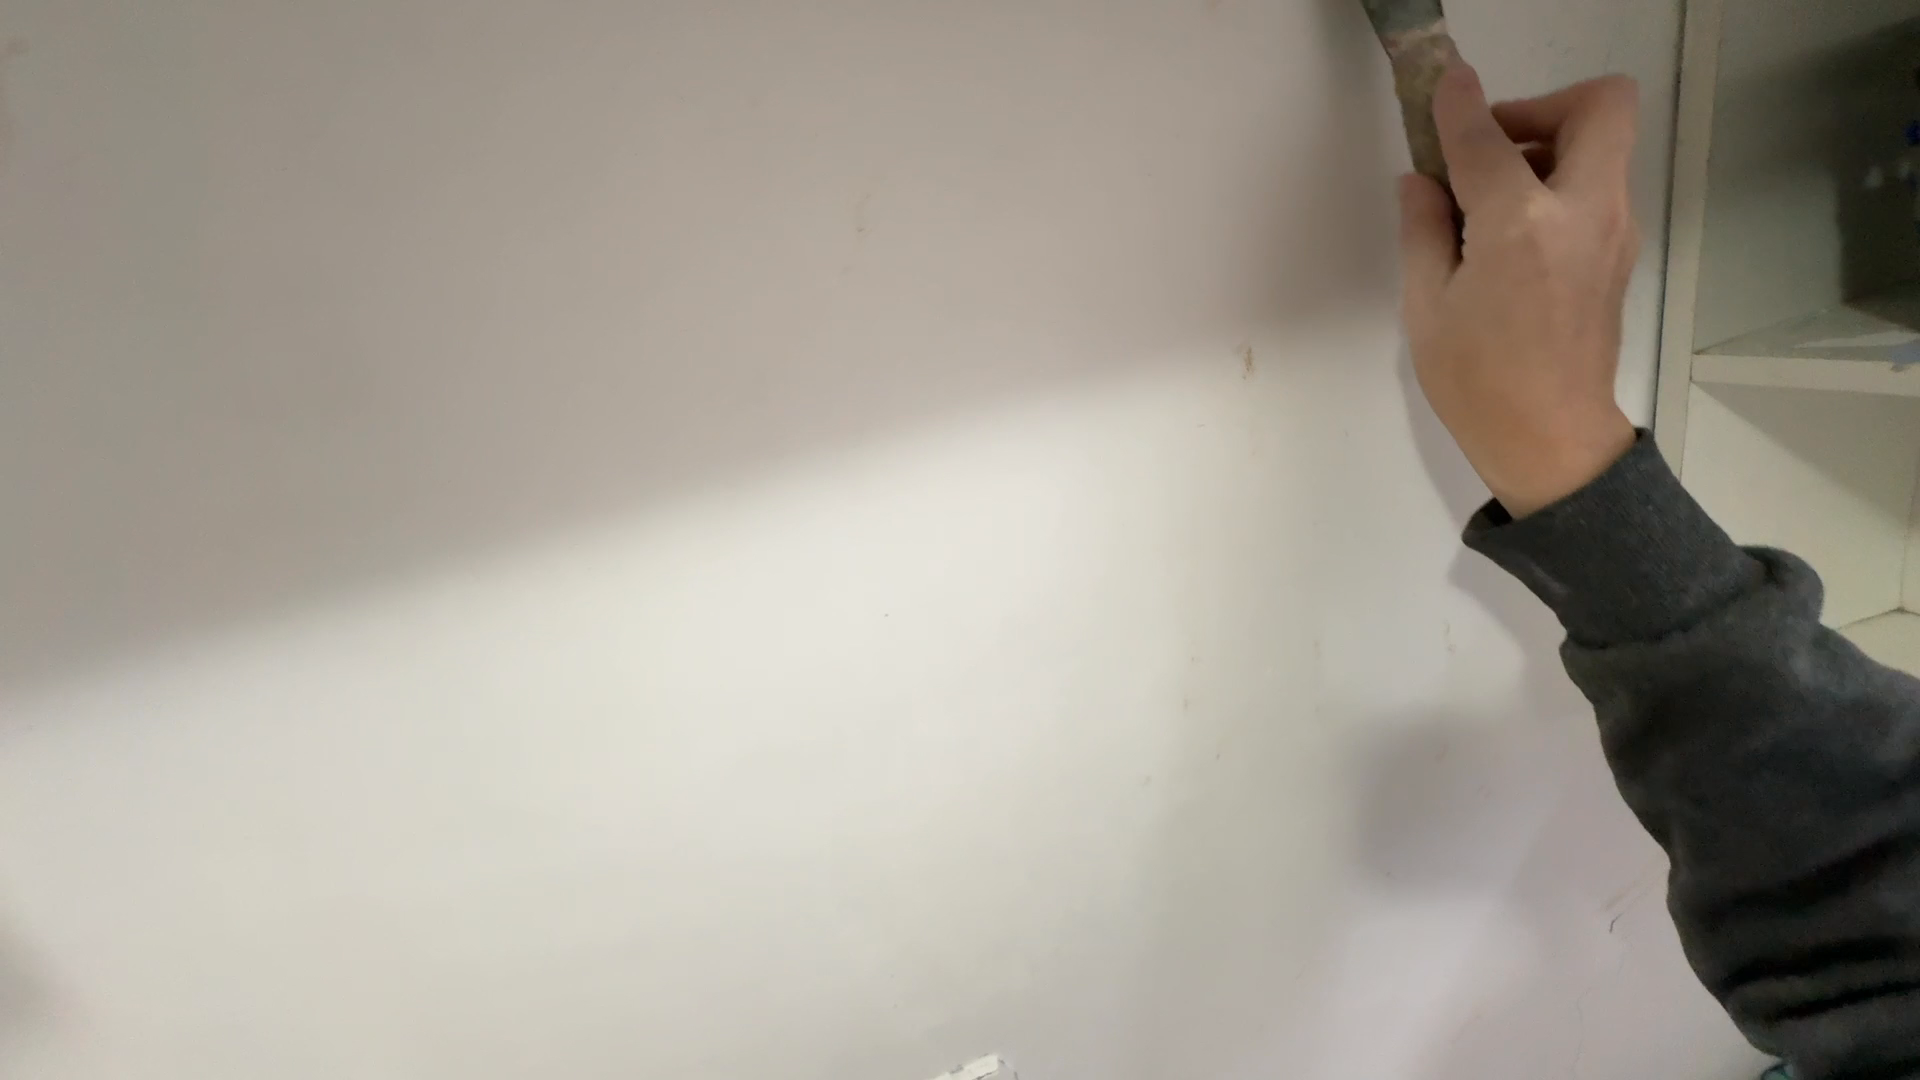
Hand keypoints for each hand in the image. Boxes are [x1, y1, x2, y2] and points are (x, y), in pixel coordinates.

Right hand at [1399, 66, 1641, 518]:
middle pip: (1599, 106)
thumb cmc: (1472, 377)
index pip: (1488, 142)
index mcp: (1519, 226)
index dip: (1460, 106)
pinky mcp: (1619, 250)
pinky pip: (1596, 186)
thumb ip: (1423, 232)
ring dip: (1547, 147)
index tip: (1443, 83)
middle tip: (1488, 146)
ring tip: (1487, 199)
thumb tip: (1420, 183)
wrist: (1547, 431)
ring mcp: (1613, 227)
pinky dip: (1556, 183)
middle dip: (1541, 107)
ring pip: (1602, 145)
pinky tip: (1510, 234)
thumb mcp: (1426, 307)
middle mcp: (1582, 210)